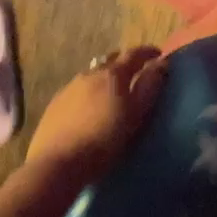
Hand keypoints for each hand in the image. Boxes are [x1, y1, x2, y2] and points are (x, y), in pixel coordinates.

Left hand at [27, 47, 168, 176]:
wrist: (57, 165)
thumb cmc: (104, 141)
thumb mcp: (136, 115)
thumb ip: (150, 86)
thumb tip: (162, 63)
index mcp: (113, 74)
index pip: (134, 54)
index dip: (148, 52)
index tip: (158, 55)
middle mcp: (90, 73)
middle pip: (111, 60)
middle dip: (124, 63)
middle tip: (134, 74)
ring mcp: (69, 88)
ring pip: (92, 75)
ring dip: (104, 79)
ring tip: (110, 93)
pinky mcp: (54, 105)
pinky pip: (77, 90)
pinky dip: (87, 93)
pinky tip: (87, 109)